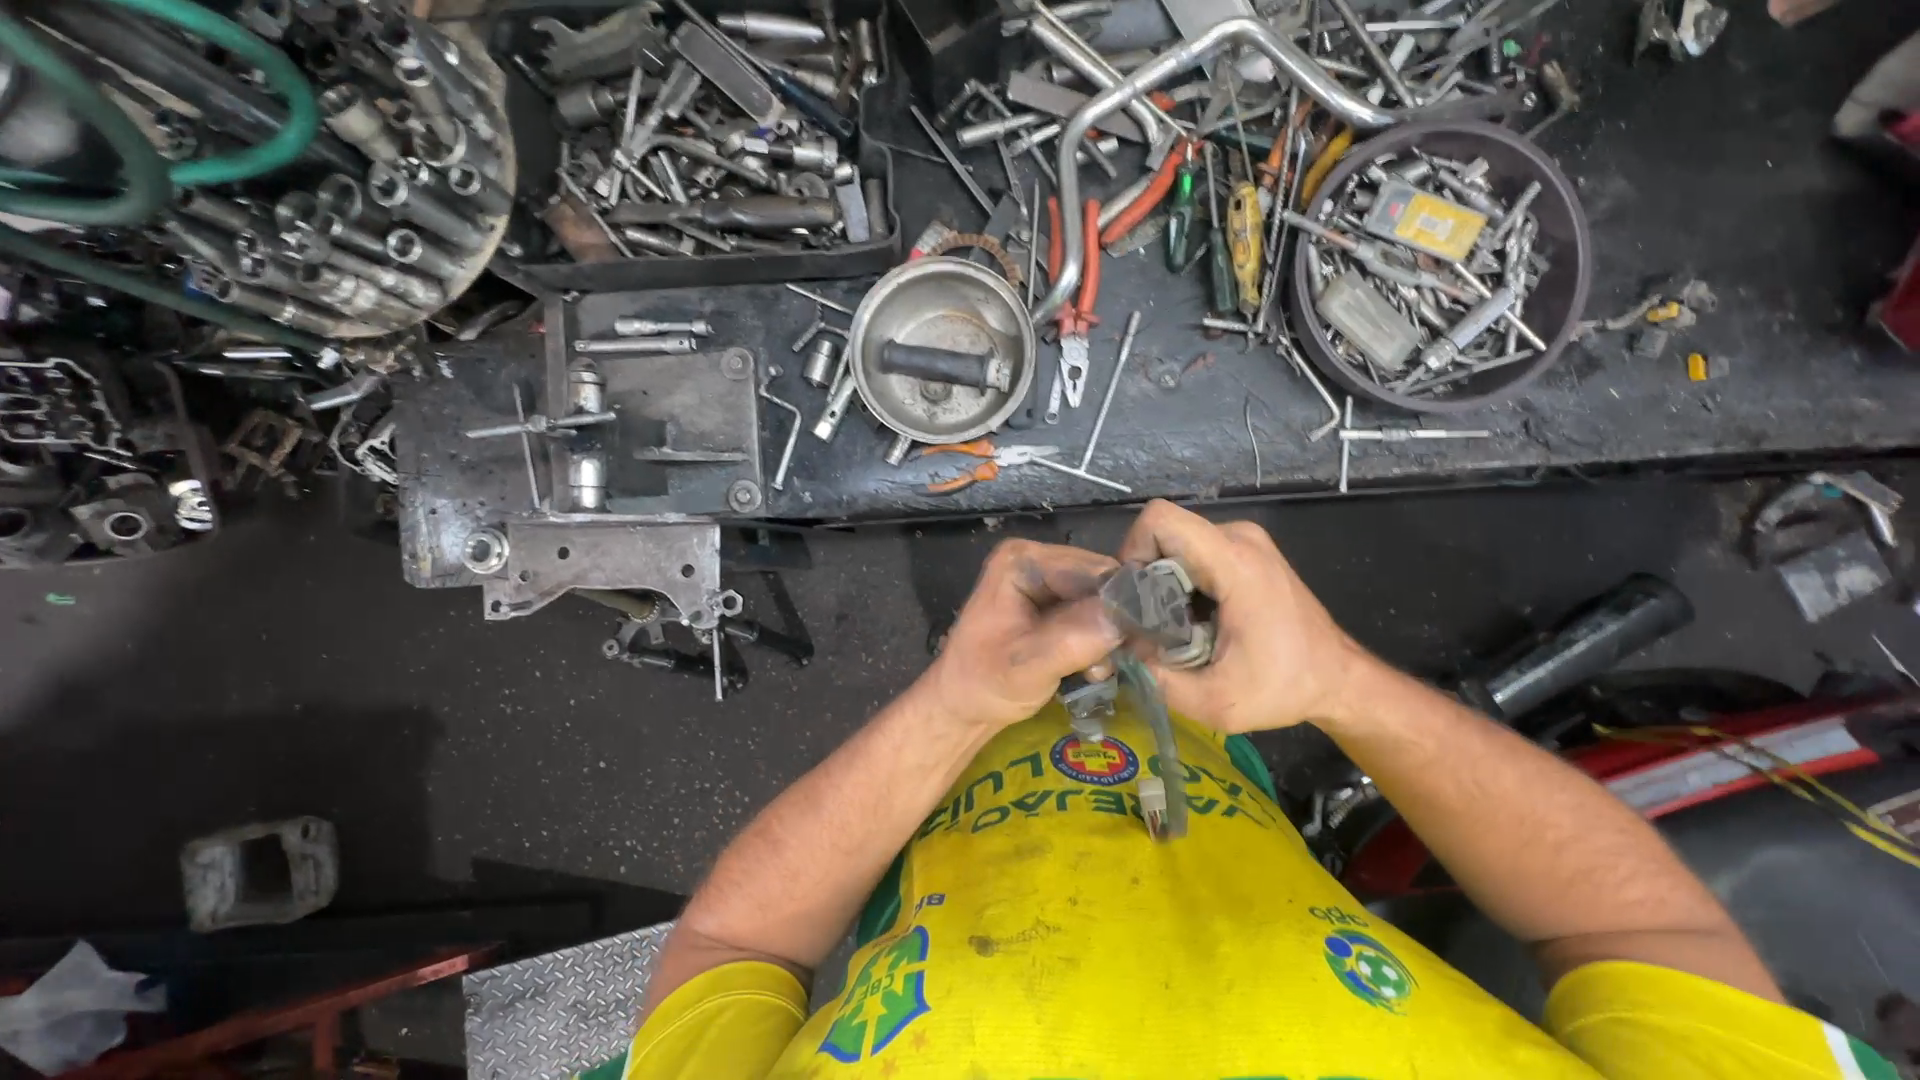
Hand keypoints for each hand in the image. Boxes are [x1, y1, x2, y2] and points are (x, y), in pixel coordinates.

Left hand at [909, 538, 1123, 732]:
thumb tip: (1124, 616)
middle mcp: (1037, 558)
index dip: (1119, 605)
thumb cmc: (985, 685)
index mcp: (1023, 560)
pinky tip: (1091, 667)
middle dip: (1114, 623)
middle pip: (1103, 581)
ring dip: (1108, 636)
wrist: (962, 705)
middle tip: (1111, 663)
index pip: (1095, 569)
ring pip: (1104, 599)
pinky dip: (1099, 640)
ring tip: (1096, 670)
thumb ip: (1074, 638)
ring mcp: (1045, 579)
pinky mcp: (1053, 601)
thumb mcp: (1029, 666)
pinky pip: (1094, 613)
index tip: (1133, 645)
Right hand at [1117, 500, 1376, 733]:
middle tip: (1149, 625)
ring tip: (1172, 629)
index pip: (1159, 521)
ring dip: (1162, 585)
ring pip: (1176, 545)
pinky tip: (1193, 623)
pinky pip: (1194, 553)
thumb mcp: (1213, 701)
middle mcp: (1239, 538)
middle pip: (1163, 535)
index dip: (1132, 552)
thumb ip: (1156, 678)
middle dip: (1145, 578)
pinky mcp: (1246, 552)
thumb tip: (1117, 650)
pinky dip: (1181, 585)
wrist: (1338, 679)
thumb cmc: (1284, 686)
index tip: (1133, 599)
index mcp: (1234, 562)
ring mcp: (1244, 541)